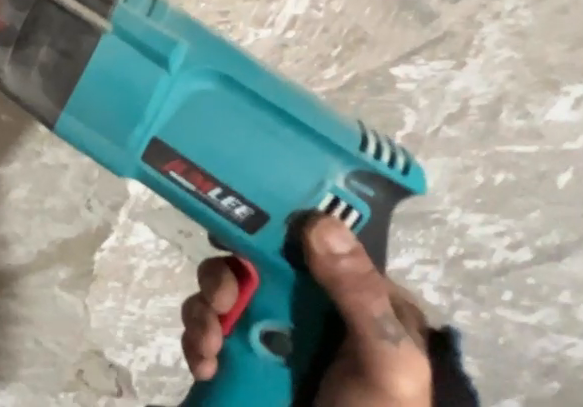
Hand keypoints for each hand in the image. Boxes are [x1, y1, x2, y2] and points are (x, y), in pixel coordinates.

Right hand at [181, 217, 431, 406]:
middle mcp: (306, 304)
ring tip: (210, 346)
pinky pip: (203, 326)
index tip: (232, 219)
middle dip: (222, 278)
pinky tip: (205, 362)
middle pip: (247, 261)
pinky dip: (195, 340)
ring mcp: (270, 329)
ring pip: (217, 291)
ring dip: (203, 313)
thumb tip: (317, 221)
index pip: (304, 240)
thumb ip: (358, 296)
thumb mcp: (387, 363)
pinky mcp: (241, 353)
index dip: (266, 224)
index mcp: (351, 296)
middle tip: (222, 302)